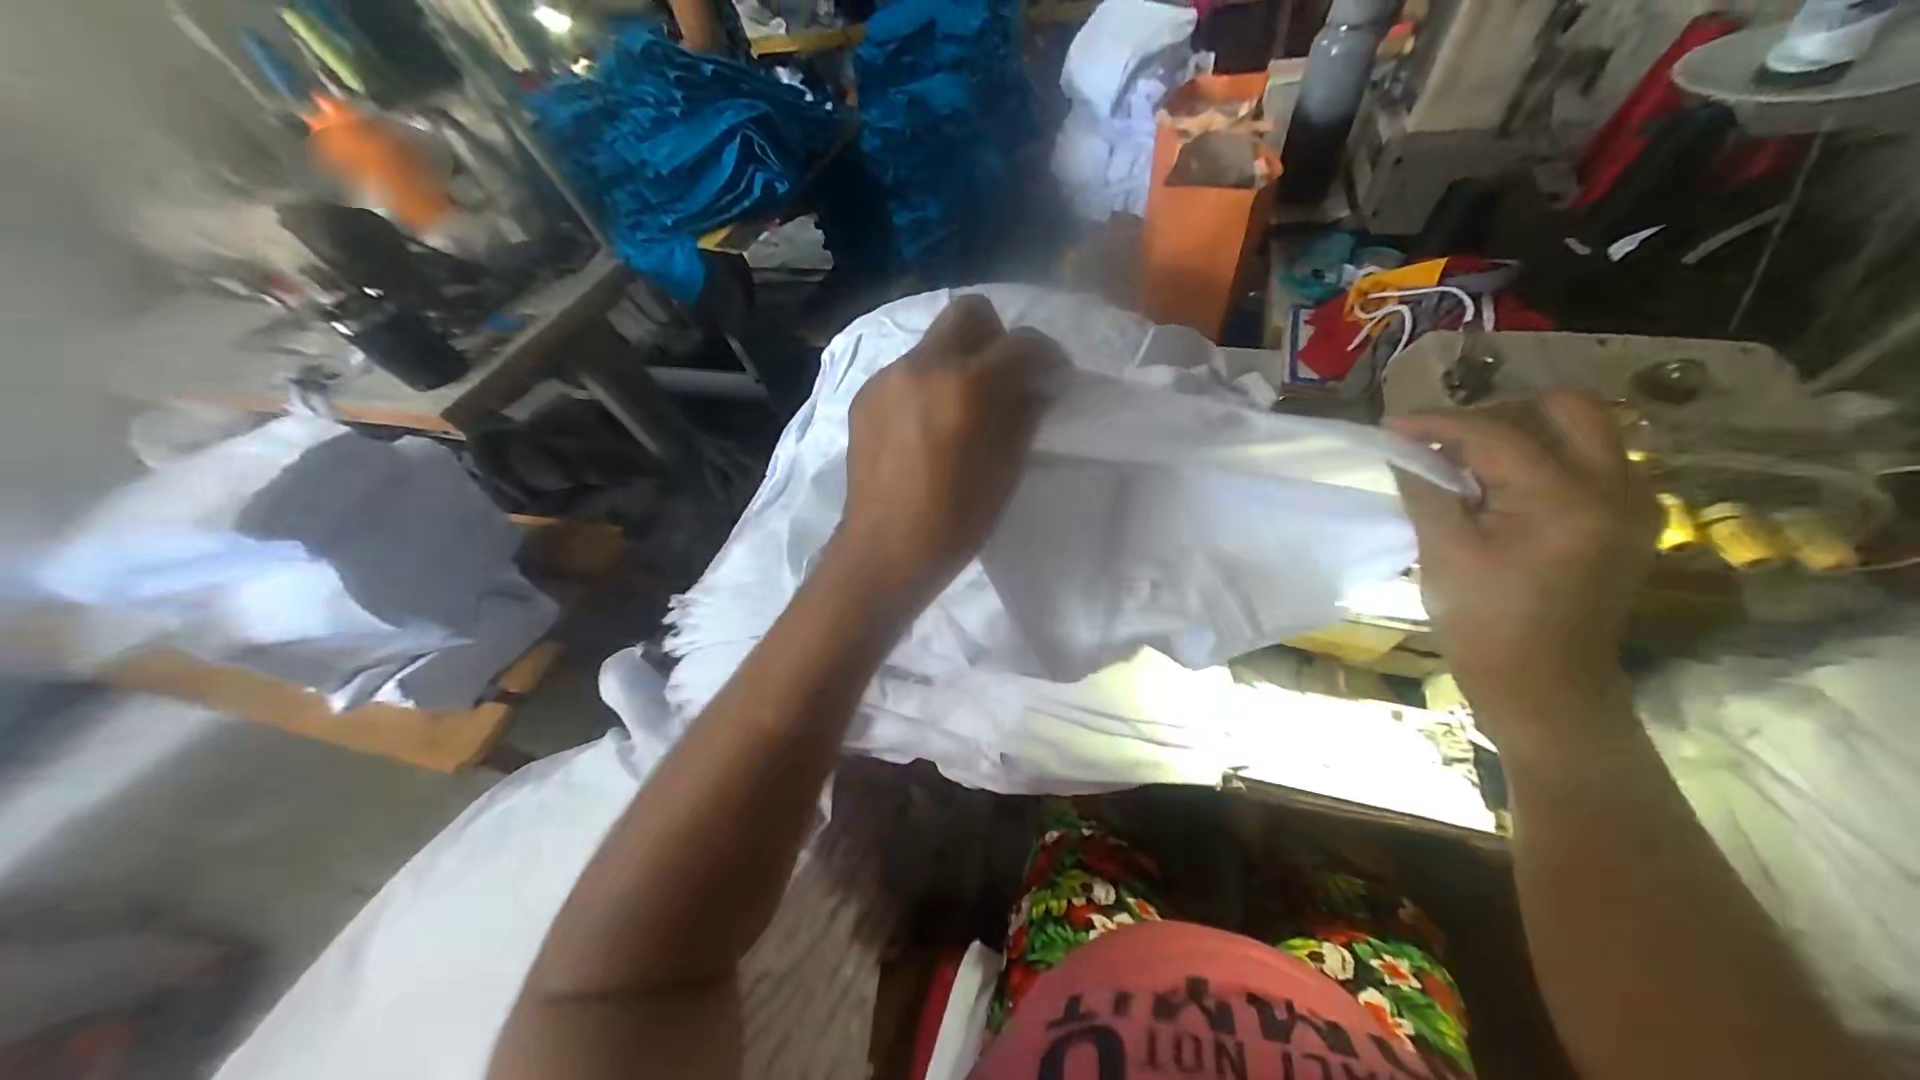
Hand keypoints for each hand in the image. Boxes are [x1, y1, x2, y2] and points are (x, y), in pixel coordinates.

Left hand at [830, 294, 1066, 607]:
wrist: (885, 549)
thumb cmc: (956, 520)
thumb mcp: (1007, 467)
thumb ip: (1026, 412)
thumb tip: (1038, 383)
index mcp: (966, 385)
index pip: (1022, 342)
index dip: (1048, 357)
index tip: (1053, 378)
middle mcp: (923, 366)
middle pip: (970, 313)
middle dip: (997, 336)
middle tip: (1004, 377)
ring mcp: (888, 377)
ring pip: (934, 342)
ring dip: (958, 361)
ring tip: (960, 407)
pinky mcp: (864, 395)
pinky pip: (906, 370)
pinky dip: (926, 384)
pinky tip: (926, 425)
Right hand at [1387, 391, 1658, 738]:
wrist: (1544, 682)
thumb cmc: (1483, 623)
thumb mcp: (1442, 551)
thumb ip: (1426, 488)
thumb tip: (1403, 446)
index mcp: (1565, 499)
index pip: (1495, 432)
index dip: (1436, 423)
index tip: (1390, 425)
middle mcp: (1616, 486)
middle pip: (1563, 408)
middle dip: (1495, 415)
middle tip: (1445, 442)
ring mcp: (1634, 501)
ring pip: (1584, 429)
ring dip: (1523, 432)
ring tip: (1470, 464)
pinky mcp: (1631, 517)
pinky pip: (1592, 459)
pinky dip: (1545, 457)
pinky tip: (1505, 487)